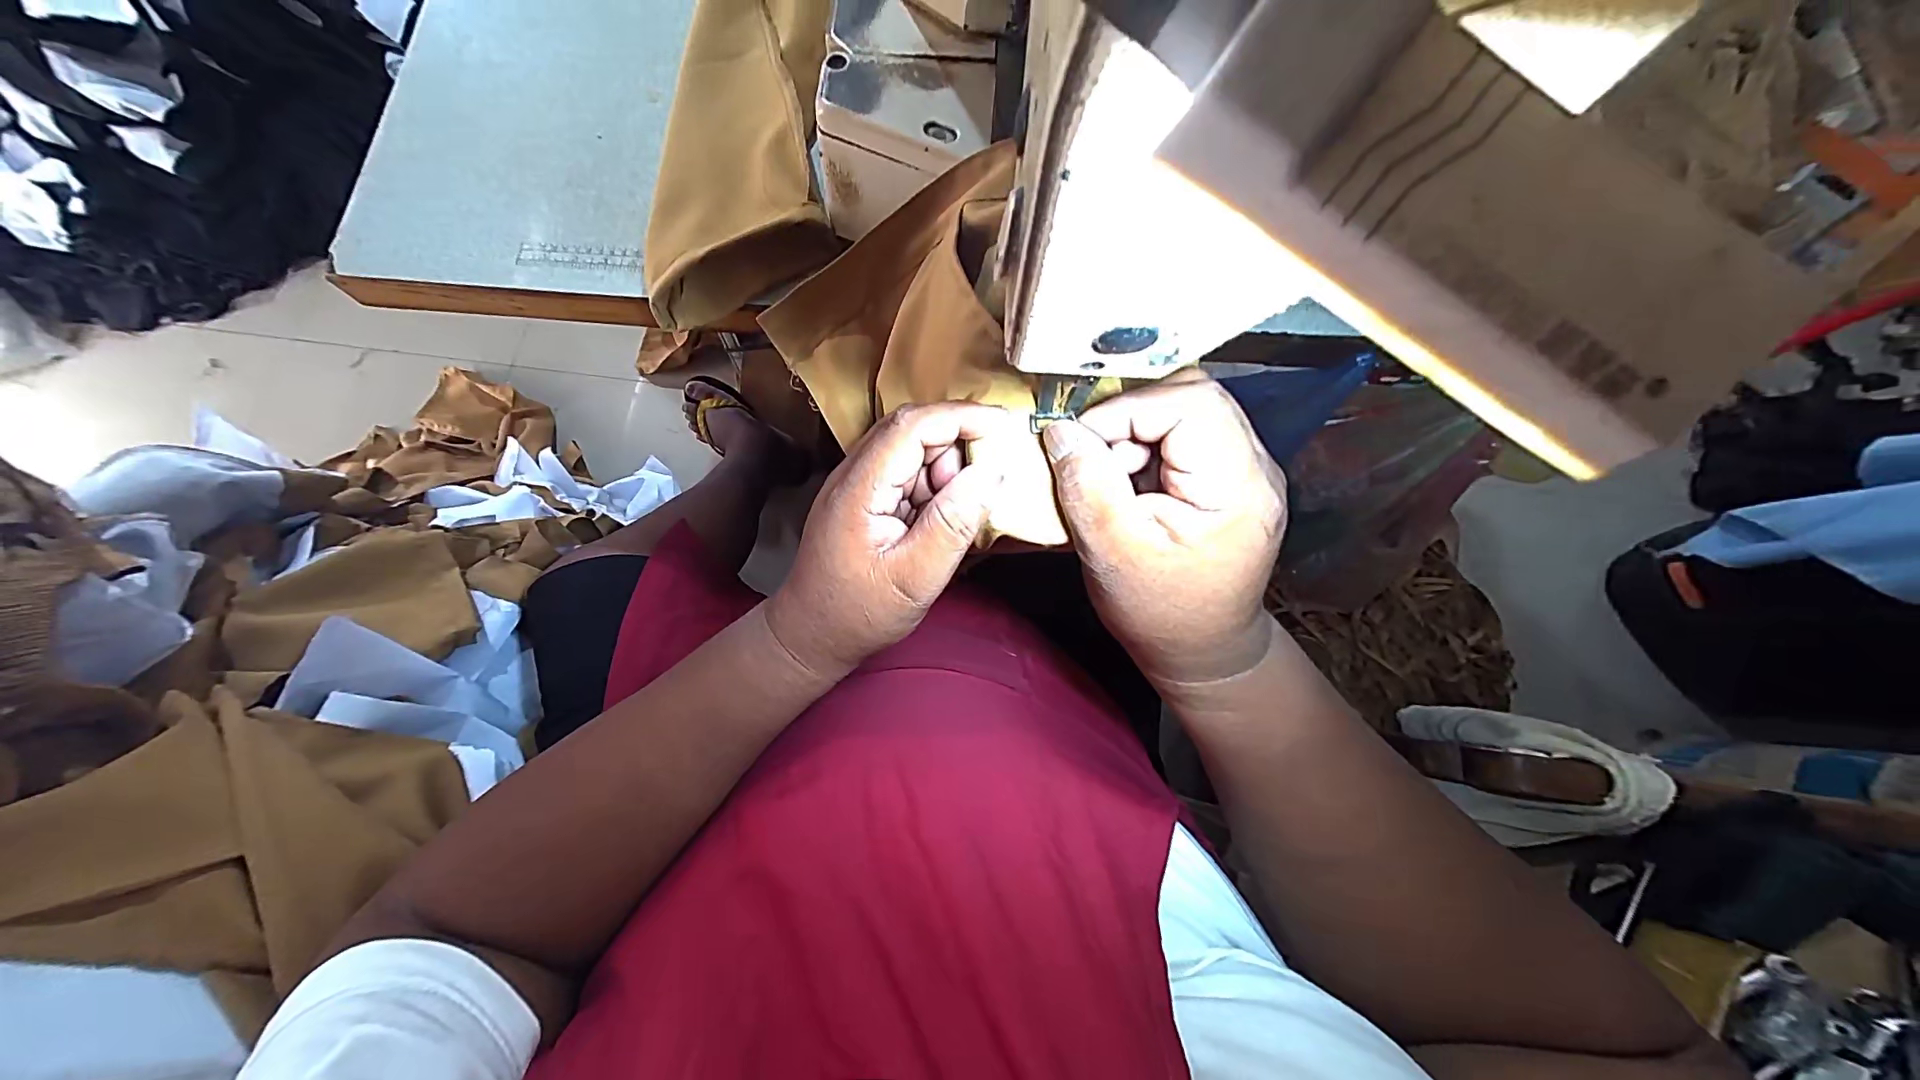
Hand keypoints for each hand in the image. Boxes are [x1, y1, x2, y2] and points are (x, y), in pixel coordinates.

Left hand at [766, 402, 1015, 676]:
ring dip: (944, 478)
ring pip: (915, 453)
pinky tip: (928, 530)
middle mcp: (854, 474)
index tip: (1004, 426)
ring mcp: (859, 484)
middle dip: (955, 454)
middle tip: (971, 500)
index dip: (962, 417)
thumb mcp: (915, 578)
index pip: (912, 426)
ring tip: (939, 530)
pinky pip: (908, 475)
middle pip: (914, 431)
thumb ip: (953, 524)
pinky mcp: (867, 497)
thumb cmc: (858, 613)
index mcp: (860, 488)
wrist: (813, 634)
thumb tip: (991, 473)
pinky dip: (932, 493)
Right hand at [1042, 370, 1285, 688]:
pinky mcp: (1226, 477)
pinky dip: (1144, 450)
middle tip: (1097, 460)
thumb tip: (1062, 431)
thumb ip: (1087, 486)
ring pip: (1182, 410)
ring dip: (1134, 435)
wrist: (1201, 647)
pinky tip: (1129, 488)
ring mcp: (1244, 471)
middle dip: (1128, 418)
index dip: (1124, 410)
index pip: (1187, 402)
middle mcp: (1254, 469)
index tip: (1081, 441)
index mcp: (1238, 487)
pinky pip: (1182, 436)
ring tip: (1115, 482)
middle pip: (1190, 395)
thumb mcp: (1113, 554)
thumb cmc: (1164, 614)